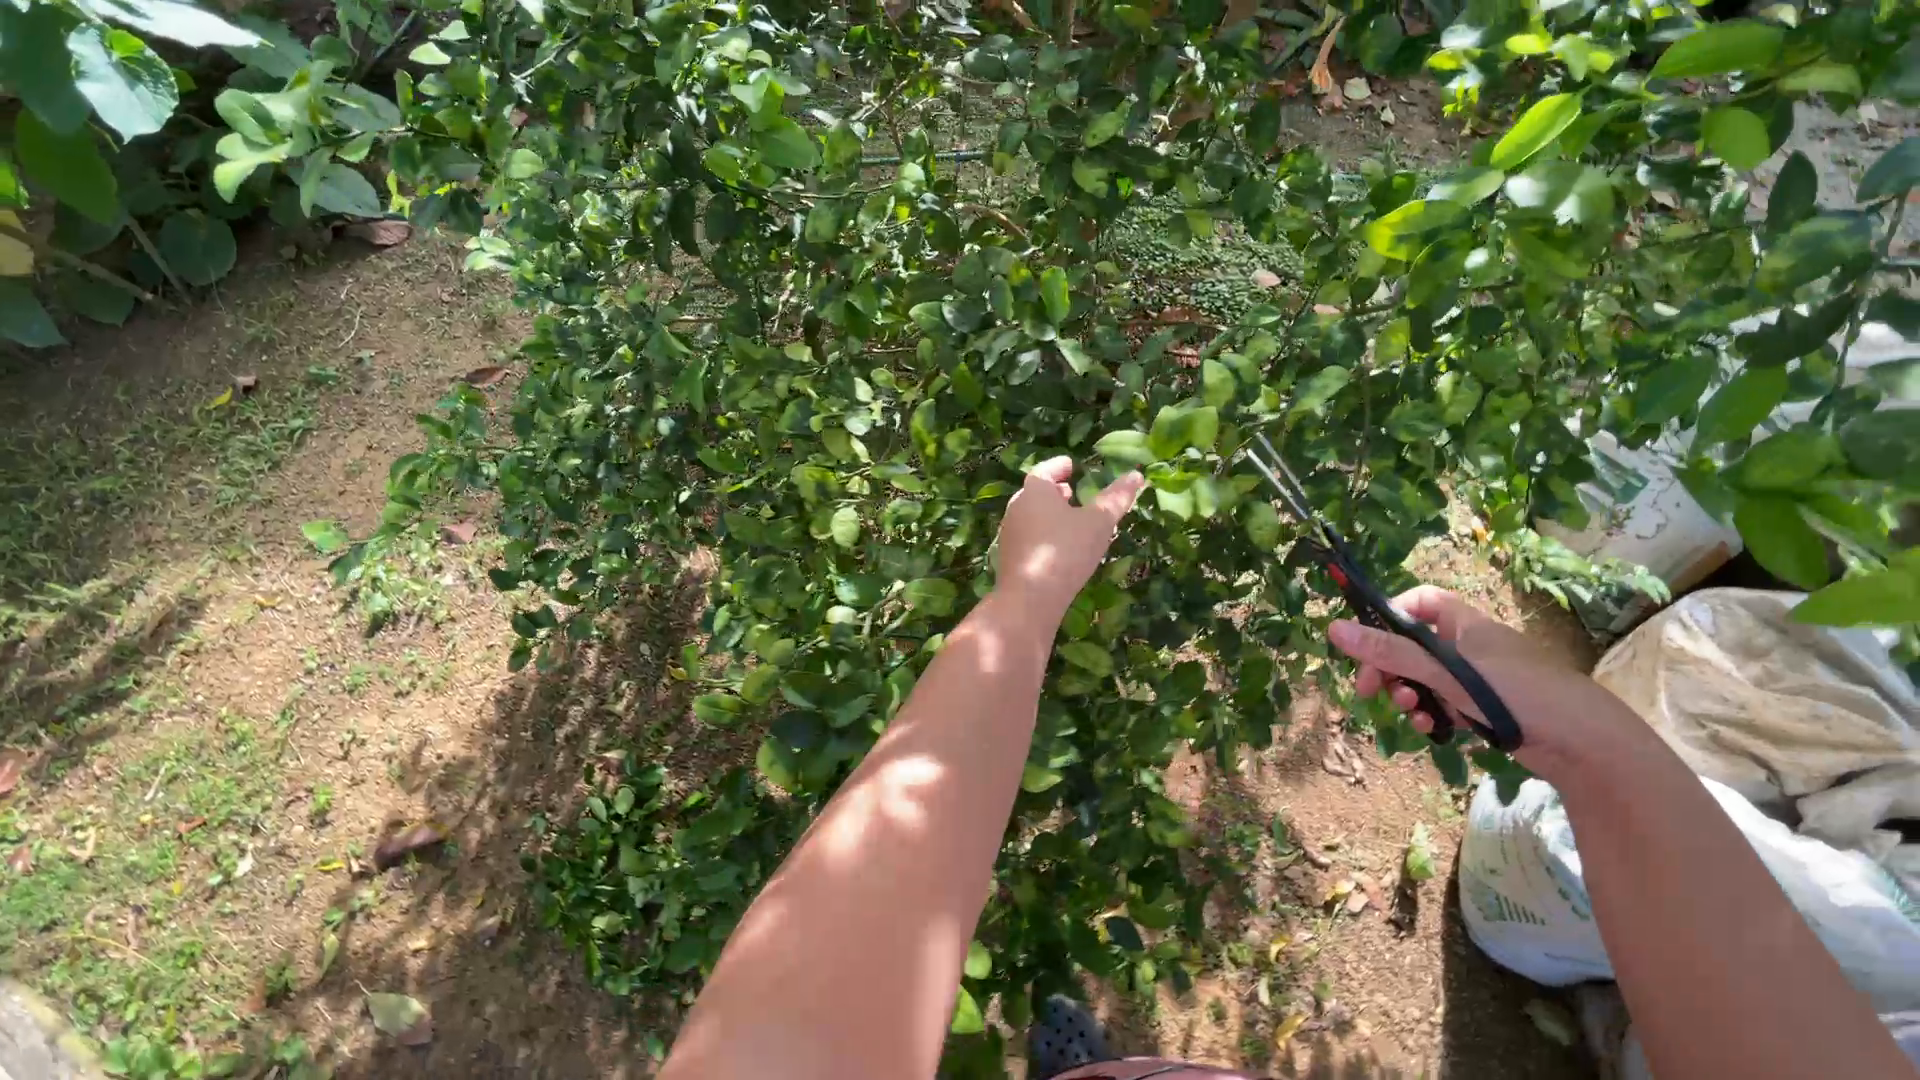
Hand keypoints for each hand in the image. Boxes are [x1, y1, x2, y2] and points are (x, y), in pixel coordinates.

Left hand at [995, 456, 1145, 622]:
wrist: (1030, 597)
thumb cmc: (1066, 550)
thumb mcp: (1098, 522)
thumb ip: (1116, 498)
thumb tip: (1135, 475)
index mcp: (1035, 492)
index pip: (1045, 470)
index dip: (1059, 466)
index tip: (1071, 465)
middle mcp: (1017, 508)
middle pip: (1035, 493)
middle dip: (1054, 491)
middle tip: (1071, 491)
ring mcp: (1010, 535)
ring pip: (1031, 516)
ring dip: (1049, 513)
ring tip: (1069, 519)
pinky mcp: (1010, 559)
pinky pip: (1029, 537)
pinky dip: (1044, 534)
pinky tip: (1060, 548)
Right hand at [1327, 585, 1639, 780]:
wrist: (1586, 744)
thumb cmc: (1516, 693)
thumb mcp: (1445, 672)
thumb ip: (1389, 652)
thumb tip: (1333, 628)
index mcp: (1464, 624)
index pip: (1420, 601)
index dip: (1391, 615)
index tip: (1368, 641)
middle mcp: (1469, 646)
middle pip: (1412, 645)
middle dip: (1388, 667)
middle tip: (1369, 690)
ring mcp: (1478, 679)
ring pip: (1425, 678)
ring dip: (1408, 694)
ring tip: (1411, 712)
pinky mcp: (1484, 708)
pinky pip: (1443, 704)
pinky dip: (1431, 714)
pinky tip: (1431, 729)